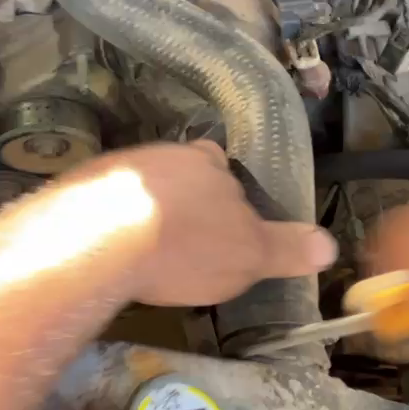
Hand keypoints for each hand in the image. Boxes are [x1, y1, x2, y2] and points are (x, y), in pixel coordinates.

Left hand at [61, 140, 335, 306]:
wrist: (103, 234)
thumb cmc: (187, 244)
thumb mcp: (248, 255)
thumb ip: (284, 247)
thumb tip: (327, 244)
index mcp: (206, 162)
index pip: (220, 165)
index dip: (222, 191)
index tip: (219, 221)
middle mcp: (161, 154)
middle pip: (177, 171)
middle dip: (181, 196)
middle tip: (182, 237)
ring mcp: (117, 166)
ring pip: (140, 183)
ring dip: (143, 207)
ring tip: (144, 247)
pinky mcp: (81, 185)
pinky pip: (103, 198)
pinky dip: (110, 218)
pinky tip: (111, 247)